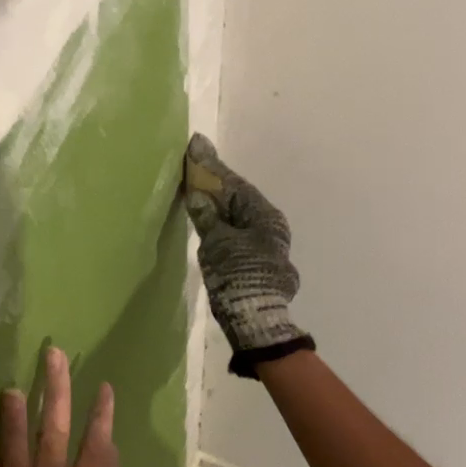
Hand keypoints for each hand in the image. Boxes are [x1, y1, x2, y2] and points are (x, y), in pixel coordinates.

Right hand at [182, 133, 311, 374]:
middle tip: (195, 164)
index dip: (212, 166)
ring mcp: (266, 248)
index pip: (235, 184)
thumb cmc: (238, 275)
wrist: (256, 320)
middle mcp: (270, 228)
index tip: (197, 146)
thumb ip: (207, 215)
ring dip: (218, 206)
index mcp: (265, 217)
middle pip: (238, 200)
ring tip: (198, 189)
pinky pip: (236, 235)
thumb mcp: (218, 242)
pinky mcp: (257, 265)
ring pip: (237, 218)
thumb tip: (198, 194)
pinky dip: (221, 225)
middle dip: (216, 184)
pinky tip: (209, 223)